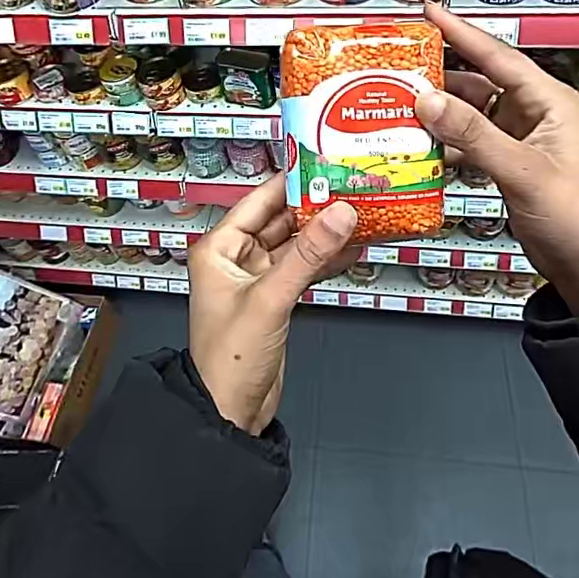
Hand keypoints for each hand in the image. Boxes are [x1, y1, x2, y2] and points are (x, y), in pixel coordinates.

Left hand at [187, 175, 357, 433]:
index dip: (290, 182)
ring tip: (359, 213)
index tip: (323, 164)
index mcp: (219, 248)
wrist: (231, 413)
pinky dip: (324, 259)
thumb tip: (341, 212)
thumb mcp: (271, 297)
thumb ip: (308, 254)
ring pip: (294, 244)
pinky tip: (352, 248)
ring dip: (323, 232)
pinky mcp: (275, 297)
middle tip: (350, 187)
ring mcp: (257, 278)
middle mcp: (236, 258)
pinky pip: (302, 267)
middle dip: (314, 206)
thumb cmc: (230, 358)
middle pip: (279, 220)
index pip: (258, 201)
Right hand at [417, 3, 578, 315]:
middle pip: (477, 81)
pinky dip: (444, 141)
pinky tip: (418, 145)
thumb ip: (474, 134)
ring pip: (468, 112)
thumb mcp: (522, 170)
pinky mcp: (504, 161)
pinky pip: (467, 140)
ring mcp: (516, 137)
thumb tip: (428, 99)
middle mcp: (530, 112)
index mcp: (547, 101)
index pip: (497, 56)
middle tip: (398, 65)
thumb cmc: (573, 216)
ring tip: (397, 104)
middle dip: (439, 74)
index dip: (461, 32)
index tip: (429, 13)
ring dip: (437, 110)